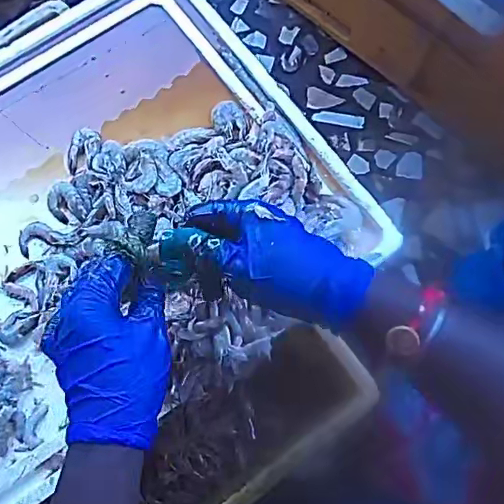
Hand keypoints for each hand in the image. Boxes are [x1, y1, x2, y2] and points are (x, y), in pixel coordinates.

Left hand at [40, 257, 169, 451]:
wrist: (110, 425)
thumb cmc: (132, 378)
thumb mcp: (148, 332)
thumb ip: (148, 299)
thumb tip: (151, 280)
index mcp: (85, 304)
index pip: (108, 268)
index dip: (130, 262)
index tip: (147, 261)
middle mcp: (66, 314)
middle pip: (91, 281)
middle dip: (116, 275)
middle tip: (141, 275)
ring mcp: (60, 333)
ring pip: (82, 300)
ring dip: (105, 293)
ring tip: (130, 294)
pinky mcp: (63, 351)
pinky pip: (77, 320)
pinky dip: (95, 313)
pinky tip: (113, 317)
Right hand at [185, 199, 375, 326]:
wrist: (332, 291)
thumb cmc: (281, 274)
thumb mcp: (236, 264)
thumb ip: (206, 250)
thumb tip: (178, 239)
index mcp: (245, 212)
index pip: (205, 212)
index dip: (186, 227)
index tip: (171, 246)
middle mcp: (258, 216)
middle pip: (219, 226)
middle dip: (200, 245)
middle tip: (184, 266)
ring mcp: (271, 232)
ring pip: (233, 241)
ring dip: (217, 258)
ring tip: (205, 278)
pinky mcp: (280, 250)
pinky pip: (247, 252)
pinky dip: (234, 264)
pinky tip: (229, 281)